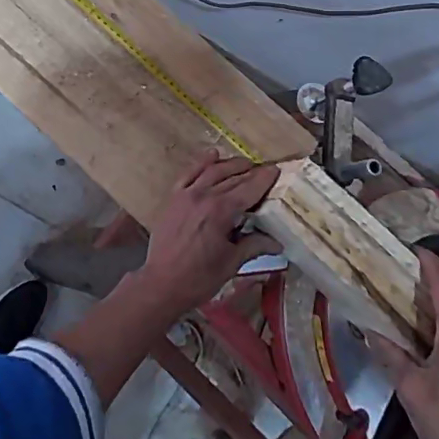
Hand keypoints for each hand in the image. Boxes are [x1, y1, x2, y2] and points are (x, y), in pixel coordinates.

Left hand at [130, 148, 281, 318]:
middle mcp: (204, 196)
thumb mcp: (231, 263)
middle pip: (233, 178)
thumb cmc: (199, 277)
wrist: (161, 284)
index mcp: (221, 211)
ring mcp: (187, 194)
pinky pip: (189, 173)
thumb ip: (254, 246)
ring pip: (212, 171)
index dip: (264, 179)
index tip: (276, 170)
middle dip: (251, 172)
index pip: (248, 189)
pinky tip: (213, 154)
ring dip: (231, 164)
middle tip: (266, 170)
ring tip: (246, 163)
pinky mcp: (174, 197)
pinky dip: (202, 162)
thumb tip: (277, 243)